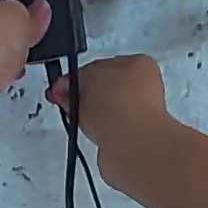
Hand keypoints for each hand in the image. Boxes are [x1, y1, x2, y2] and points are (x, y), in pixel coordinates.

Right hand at [48, 55, 180, 184]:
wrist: (130, 143)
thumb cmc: (113, 103)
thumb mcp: (85, 78)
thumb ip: (73, 79)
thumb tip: (63, 87)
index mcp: (139, 63)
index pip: (102, 66)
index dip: (79, 78)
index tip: (61, 89)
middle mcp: (145, 87)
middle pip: (104, 89)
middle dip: (84, 97)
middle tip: (66, 105)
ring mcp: (141, 114)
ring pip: (106, 111)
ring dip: (91, 116)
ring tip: (81, 121)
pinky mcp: (134, 138)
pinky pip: (109, 130)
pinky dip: (99, 132)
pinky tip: (94, 134)